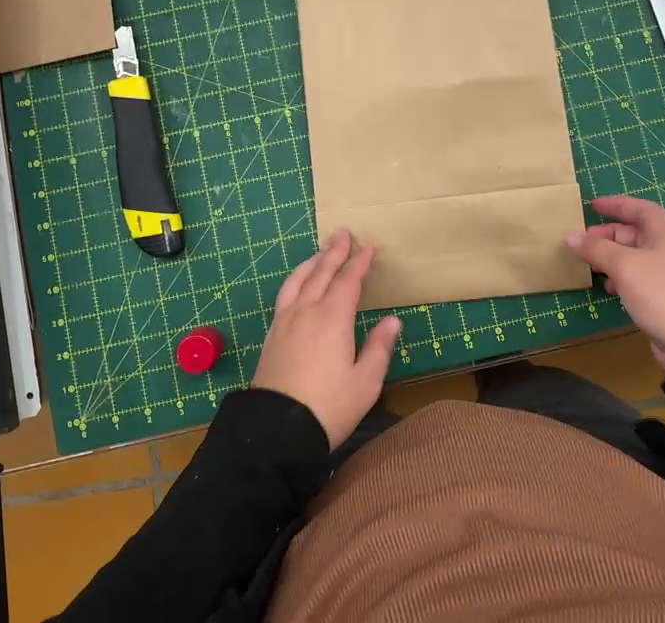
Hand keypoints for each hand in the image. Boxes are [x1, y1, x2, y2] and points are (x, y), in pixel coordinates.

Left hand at [251, 230, 402, 447]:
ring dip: (312, 262)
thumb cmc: (329, 407)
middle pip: (321, 273)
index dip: (360, 263)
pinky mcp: (272, 335)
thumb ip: (379, 348)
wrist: (276, 430)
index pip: (348, 281)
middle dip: (334, 252)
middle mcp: (306, 312)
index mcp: (333, 319)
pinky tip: (298, 285)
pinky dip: (296, 280)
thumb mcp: (365, 382)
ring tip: (320, 253)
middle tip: (343, 234)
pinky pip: (285, 294)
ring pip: (298, 280)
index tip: (369, 248)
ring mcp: (284, 322)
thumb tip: (393, 320)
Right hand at [566, 195, 664, 372]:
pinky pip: (636, 277)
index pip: (640, 209)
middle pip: (635, 233)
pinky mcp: (662, 295)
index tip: (593, 206)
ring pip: (633, 257)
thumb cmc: (660, 291)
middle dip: (607, 234)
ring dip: (610, 257)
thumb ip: (597, 249)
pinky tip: (607, 287)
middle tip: (583, 241)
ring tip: (589, 264)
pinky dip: (619, 277)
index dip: (617, 204)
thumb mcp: (624, 265)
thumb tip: (571, 237)